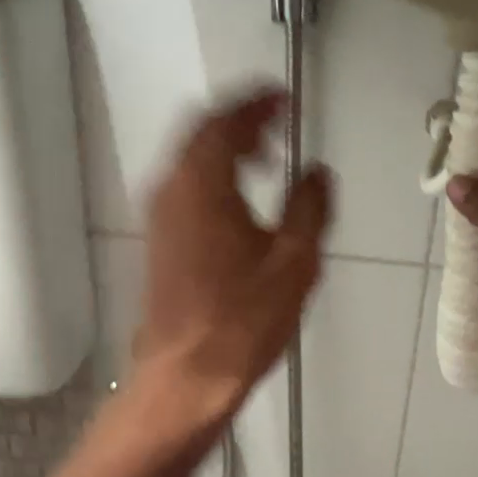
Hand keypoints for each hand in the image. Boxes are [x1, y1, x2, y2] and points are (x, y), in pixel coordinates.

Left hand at [136, 89, 332, 415]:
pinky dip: (213, 181)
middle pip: (201, 134)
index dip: (257, 103)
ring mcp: (159, 219)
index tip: (283, 99)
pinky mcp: (159, 245)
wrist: (186, 376)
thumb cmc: (243, 321)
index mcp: (203, 183)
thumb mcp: (295, 263)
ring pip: (190, 163)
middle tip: (277, 130)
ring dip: (226, 154)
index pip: (225, 119)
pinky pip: (186, 191)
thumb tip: (319, 173)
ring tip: (265, 165)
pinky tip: (241, 210)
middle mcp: (171, 190)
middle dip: (240, 125)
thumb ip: (310, 208)